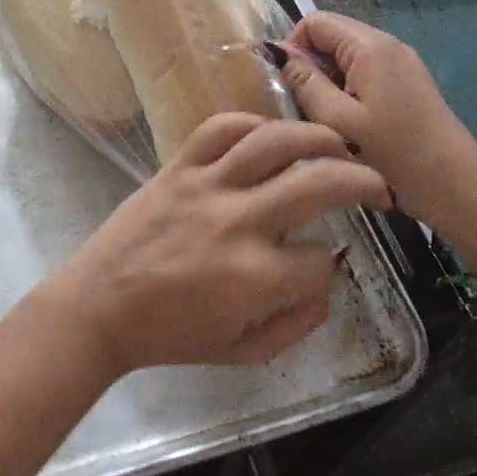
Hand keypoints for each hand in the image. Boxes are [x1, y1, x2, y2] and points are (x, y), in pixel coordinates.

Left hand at [39, 113, 387, 376]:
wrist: (98, 308)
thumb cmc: (170, 335)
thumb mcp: (244, 353)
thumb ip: (298, 323)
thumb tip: (328, 281)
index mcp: (255, 278)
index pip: (321, 261)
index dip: (327, 268)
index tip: (314, 271)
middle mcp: (238, 223)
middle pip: (320, 184)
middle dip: (363, 182)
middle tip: (378, 186)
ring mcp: (205, 187)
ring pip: (273, 142)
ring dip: (318, 137)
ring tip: (340, 143)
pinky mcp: (176, 168)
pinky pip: (218, 128)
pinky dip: (249, 123)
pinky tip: (268, 134)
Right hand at [273, 13, 476, 261]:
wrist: (460, 190)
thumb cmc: (395, 156)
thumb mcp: (337, 122)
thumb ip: (304, 82)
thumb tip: (278, 53)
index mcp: (370, 47)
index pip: (314, 22)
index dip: (292, 48)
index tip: (287, 88)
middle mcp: (388, 45)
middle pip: (332, 37)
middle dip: (310, 67)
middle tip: (304, 109)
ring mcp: (403, 64)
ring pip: (347, 58)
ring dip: (328, 84)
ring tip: (327, 122)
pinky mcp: (410, 85)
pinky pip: (366, 74)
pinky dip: (349, 93)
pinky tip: (352, 128)